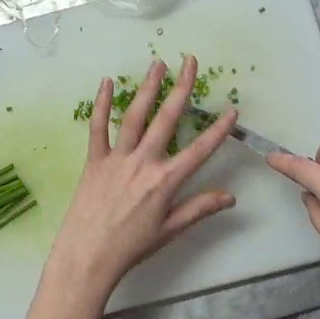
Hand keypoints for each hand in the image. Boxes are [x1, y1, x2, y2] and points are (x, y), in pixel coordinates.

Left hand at [46, 56, 239, 297]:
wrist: (87, 257)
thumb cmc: (131, 247)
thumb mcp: (170, 230)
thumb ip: (199, 208)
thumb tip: (230, 197)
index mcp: (166, 181)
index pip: (199, 150)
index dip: (218, 129)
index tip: (232, 109)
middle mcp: (144, 162)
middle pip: (167, 119)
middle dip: (182, 88)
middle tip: (190, 62)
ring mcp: (117, 158)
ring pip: (135, 115)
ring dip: (148, 87)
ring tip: (158, 63)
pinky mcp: (94, 160)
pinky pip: (98, 127)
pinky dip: (102, 104)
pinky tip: (108, 82)